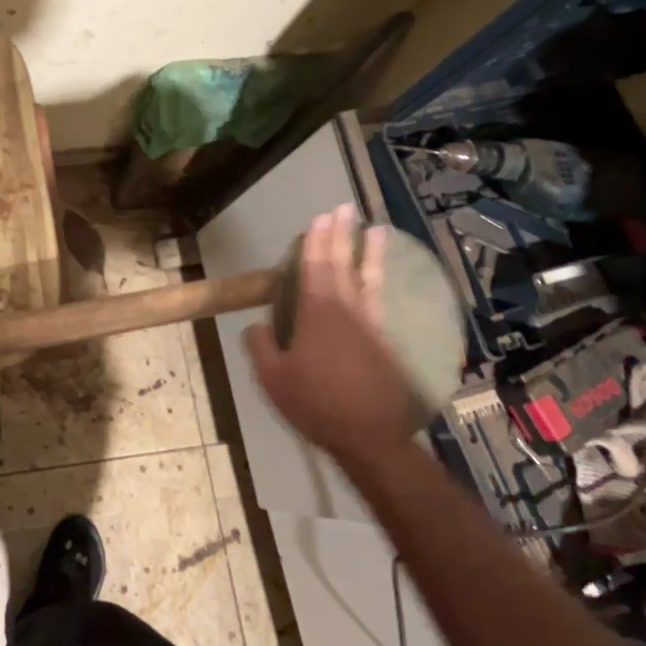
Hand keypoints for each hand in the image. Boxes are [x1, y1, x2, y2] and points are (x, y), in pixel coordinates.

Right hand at [245, 205, 416, 469]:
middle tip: (344, 208)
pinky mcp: (387, 341)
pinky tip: (382, 277)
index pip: (313, 268)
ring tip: (377, 229)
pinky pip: (382, 301)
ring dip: (370, 252)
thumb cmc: (314, 404)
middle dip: (341, 235)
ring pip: (369, 279)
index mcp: (316, 315)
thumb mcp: (273, 378)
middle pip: (342, 264)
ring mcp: (370, 325)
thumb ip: (262, 346)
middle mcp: (346, 311)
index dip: (315, 241)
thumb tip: (258, 325)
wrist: (369, 436)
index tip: (319, 218)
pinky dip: (382, 282)